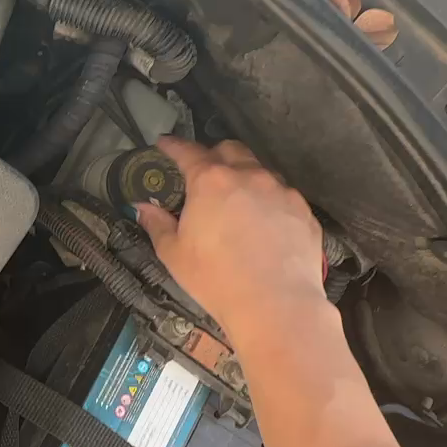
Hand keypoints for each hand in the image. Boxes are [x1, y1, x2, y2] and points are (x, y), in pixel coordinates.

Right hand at [134, 137, 328, 346]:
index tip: (164, 143)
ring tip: (232, 200)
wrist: (275, 302)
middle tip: (200, 173)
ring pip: (258, 170)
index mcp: (210, 182)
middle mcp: (249, 176)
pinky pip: (280, 194)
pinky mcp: (303, 210)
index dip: (173, 146)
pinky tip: (259, 223)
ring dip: (241, 176)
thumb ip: (157, 224)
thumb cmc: (214, 277)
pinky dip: (265, 199)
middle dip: (213, 155)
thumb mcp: (172, 253)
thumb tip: (143, 207)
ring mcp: (281, 191)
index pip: (188, 152)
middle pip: (230, 150)